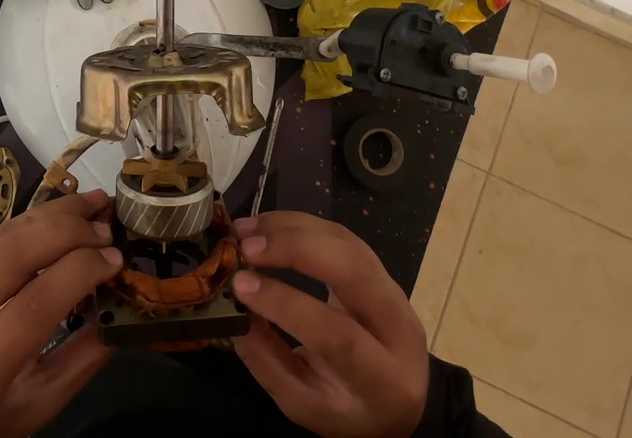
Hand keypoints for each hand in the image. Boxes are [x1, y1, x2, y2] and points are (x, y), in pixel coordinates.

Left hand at [0, 190, 122, 437]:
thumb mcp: (36, 407)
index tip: (115, 259)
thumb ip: (83, 359)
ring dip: (51, 213)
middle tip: (106, 227)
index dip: (80, 272)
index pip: (35, 303)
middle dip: (68, 231)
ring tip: (92, 203)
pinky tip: (59, 215)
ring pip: (1, 235)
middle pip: (14, 255)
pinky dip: (30, 221)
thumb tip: (122, 304)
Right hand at [230, 212, 429, 437]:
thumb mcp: (302, 403)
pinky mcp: (379, 267)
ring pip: (346, 242)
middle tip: (246, 246)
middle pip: (353, 270)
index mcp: (384, 377)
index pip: (338, 333)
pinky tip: (266, 226)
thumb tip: (233, 307)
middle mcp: (398, 326)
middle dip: (295, 248)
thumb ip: (266, 360)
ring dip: (291, 228)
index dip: (286, 303)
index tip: (240, 284)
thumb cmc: (345, 407)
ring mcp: (394, 289)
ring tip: (245, 230)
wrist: (399, 397)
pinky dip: (299, 224)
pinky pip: (340, 234)